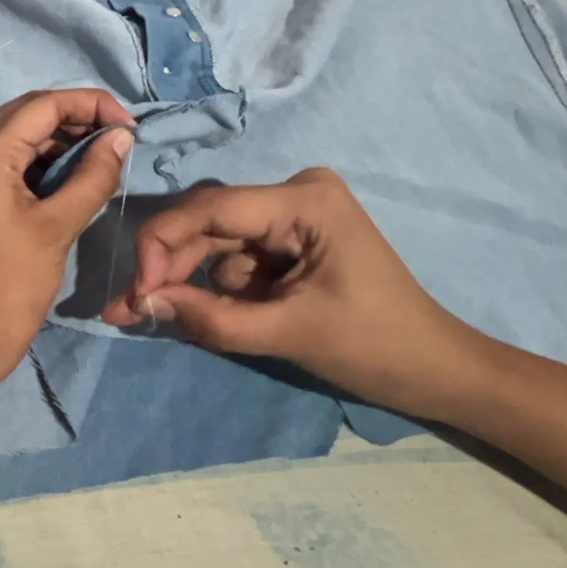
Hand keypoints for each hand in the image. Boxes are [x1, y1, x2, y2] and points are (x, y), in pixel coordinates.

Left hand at [0, 89, 133, 408]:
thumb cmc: (11, 284)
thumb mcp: (58, 227)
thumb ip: (93, 177)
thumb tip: (122, 138)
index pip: (42, 105)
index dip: (89, 104)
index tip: (129, 125)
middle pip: (29, 114)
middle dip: (77, 118)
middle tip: (120, 138)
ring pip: (21, 136)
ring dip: (62, 139)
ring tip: (106, 155)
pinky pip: (12, 161)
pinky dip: (45, 160)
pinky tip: (77, 174)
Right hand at [98, 168, 486, 416]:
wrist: (439, 373)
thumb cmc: (378, 348)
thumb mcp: (290, 334)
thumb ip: (213, 318)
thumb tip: (142, 302)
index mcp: (304, 201)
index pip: (212, 208)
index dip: (163, 244)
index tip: (137, 291)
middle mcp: (291, 194)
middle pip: (206, 225)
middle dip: (168, 270)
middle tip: (126, 310)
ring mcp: (289, 216)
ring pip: (213, 245)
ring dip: (189, 285)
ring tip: (152, 318)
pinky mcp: (285, 240)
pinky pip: (232, 260)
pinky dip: (214, 291)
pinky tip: (202, 316)